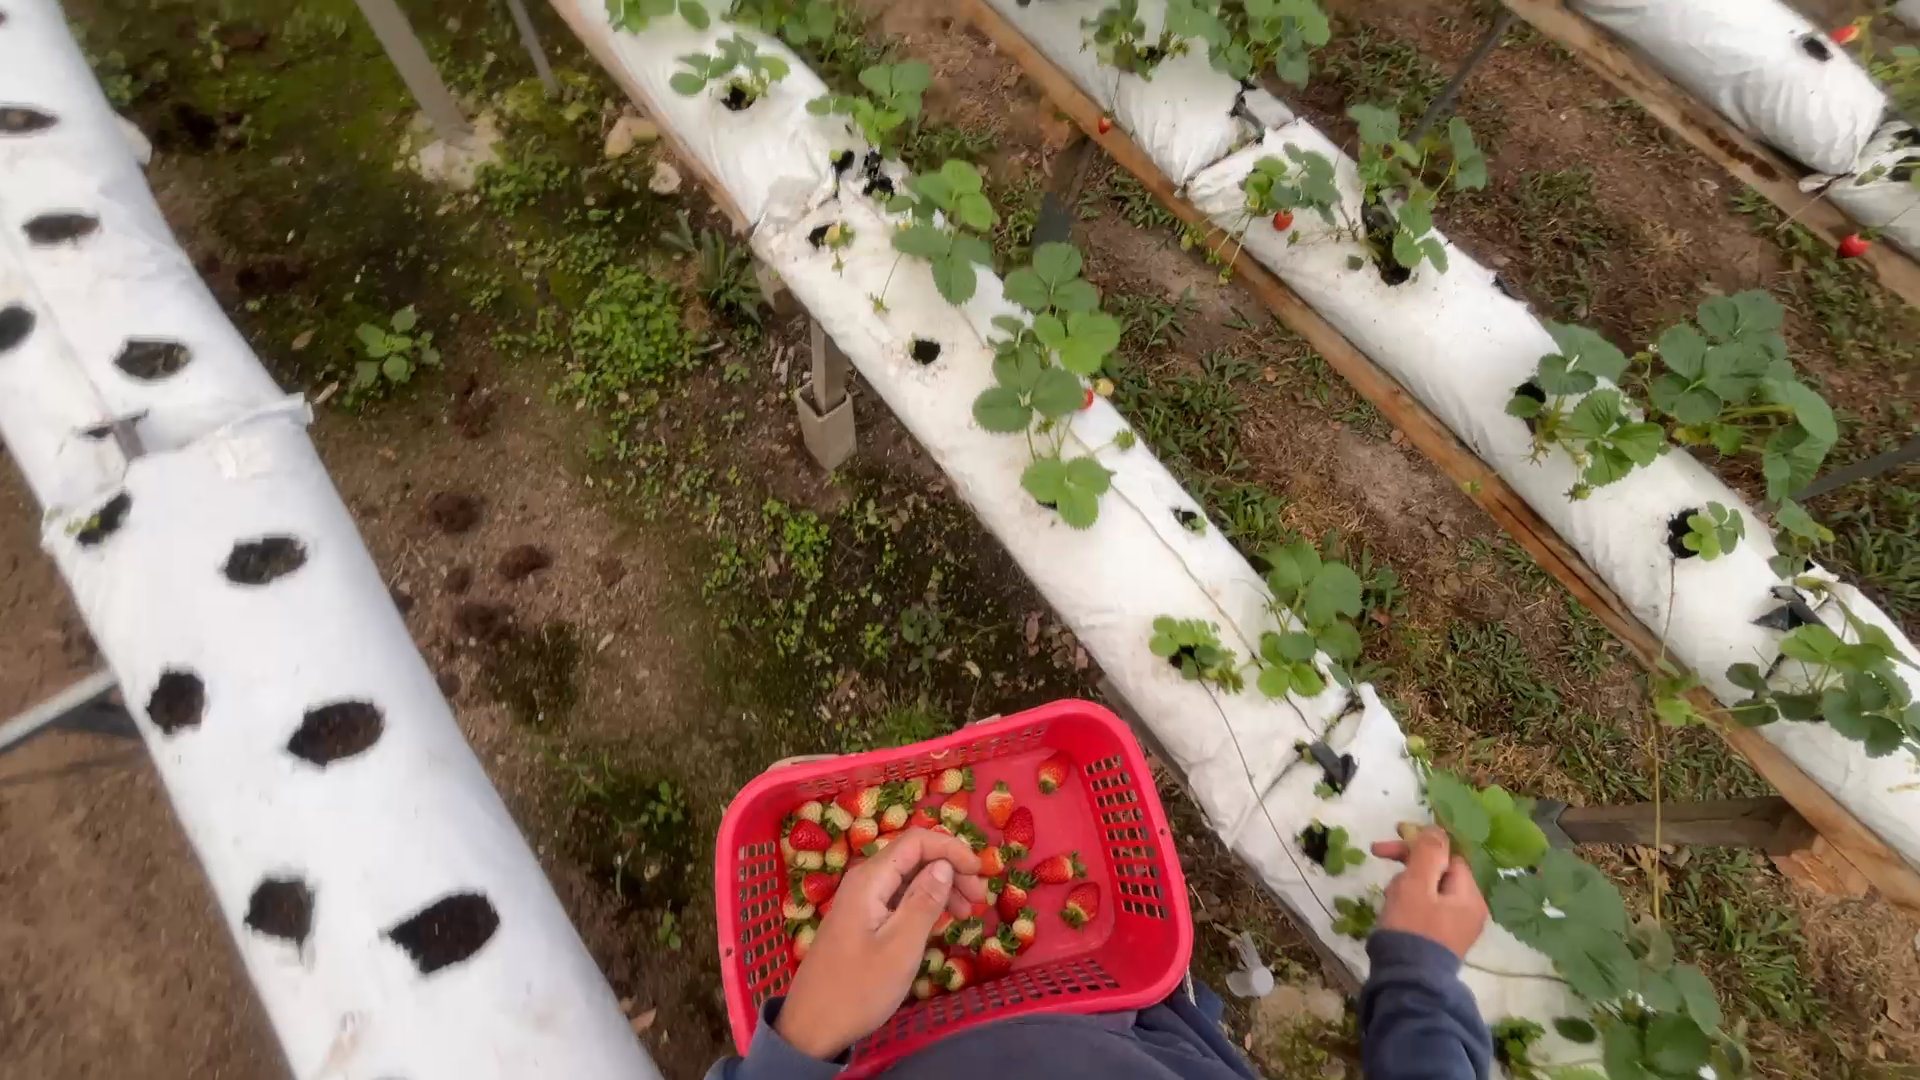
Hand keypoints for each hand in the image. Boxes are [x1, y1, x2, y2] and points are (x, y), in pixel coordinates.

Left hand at [776, 828, 987, 1058]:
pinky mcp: (863, 918)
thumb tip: (945, 864)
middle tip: (979, 897)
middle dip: (950, 867)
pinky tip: (942, 919)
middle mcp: (865, 879)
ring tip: (967, 911)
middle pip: (914, 855)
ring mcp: (862, 898)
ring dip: (940, 885)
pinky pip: (899, 895)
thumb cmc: (858, 989)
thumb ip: (924, 902)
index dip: (952, 848)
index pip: (917, 841)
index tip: (980, 872)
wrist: (809, 1028)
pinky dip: (924, 901)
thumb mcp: (900, 948)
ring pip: (908, 875)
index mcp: (871, 878)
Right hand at [1369, 826, 1486, 959]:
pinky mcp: (1441, 933)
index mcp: (1469, 895)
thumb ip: (1427, 853)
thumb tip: (1438, 828)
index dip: (1420, 843)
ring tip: (1388, 891)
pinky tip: (1394, 903)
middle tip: (1377, 852)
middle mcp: (1469, 908)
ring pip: (1430, 885)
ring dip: (1406, 880)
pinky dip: (1409, 897)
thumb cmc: (1412, 925)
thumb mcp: (1416, 883)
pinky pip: (1427, 903)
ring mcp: (1456, 923)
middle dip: (1409, 860)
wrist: (1408, 976)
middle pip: (1439, 869)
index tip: (1393, 837)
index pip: (1448, 855)